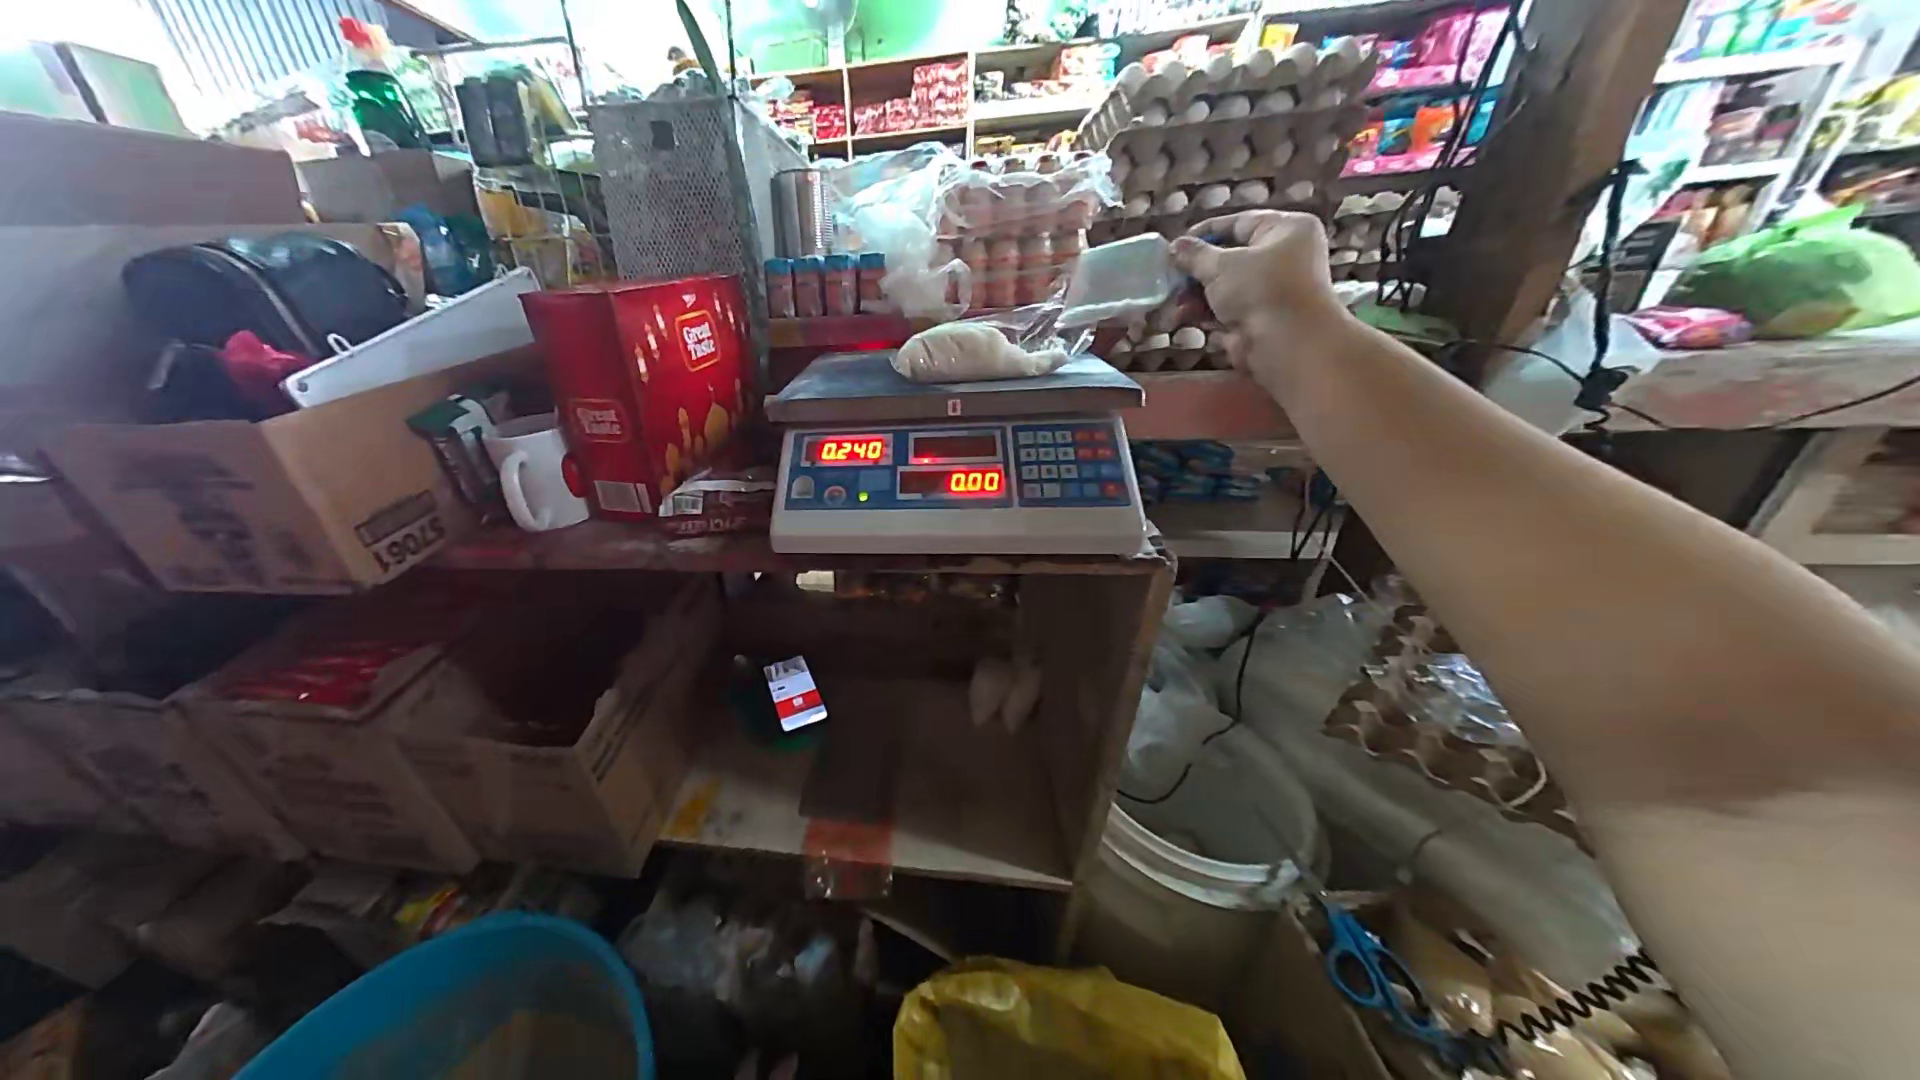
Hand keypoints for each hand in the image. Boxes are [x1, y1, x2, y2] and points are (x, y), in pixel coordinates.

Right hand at [1170, 212, 1347, 366]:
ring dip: (1196, 297)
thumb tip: (1174, 246)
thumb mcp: (1221, 266)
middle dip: (1196, 272)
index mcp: (1285, 230)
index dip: (1205, 233)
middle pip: (1230, 259)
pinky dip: (1206, 314)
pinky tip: (1184, 318)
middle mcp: (1283, 258)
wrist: (1286, 344)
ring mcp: (1271, 292)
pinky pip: (1227, 311)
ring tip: (1174, 304)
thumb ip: (1194, 255)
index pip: (1239, 223)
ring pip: (1225, 288)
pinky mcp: (1259, 320)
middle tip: (1170, 279)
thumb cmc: (1259, 290)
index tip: (1177, 245)